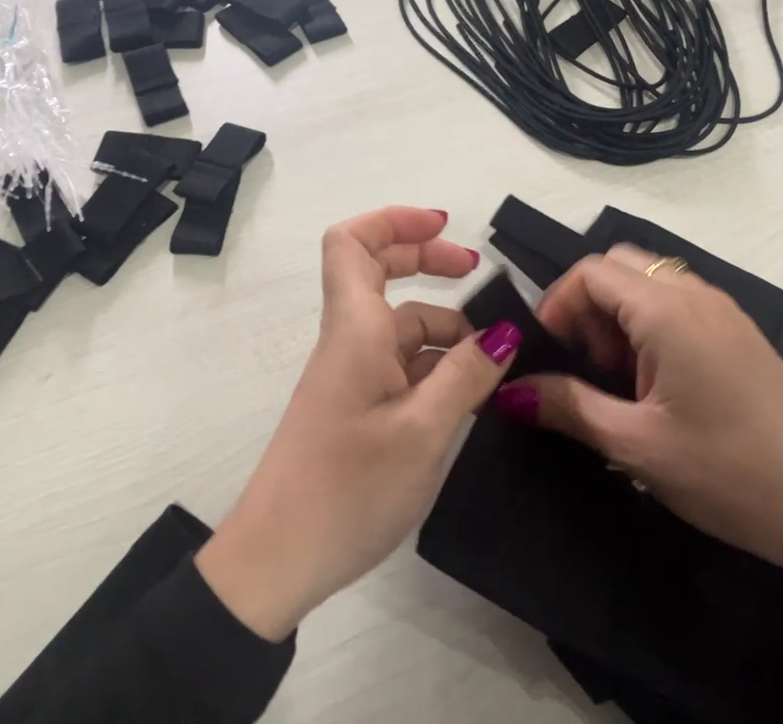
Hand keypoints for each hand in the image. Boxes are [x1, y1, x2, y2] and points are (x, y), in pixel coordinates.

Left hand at [195, 207, 521, 639]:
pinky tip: (471, 396)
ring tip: (495, 365)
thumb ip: (467, 375)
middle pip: (380, 275)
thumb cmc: (348, 488)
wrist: (278, 561)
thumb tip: (503, 333)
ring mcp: (351, 378)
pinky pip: (401, 368)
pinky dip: (437, 368)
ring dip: (447, 331)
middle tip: (480, 276)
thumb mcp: (424, 431)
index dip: (394, 220)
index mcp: (355, 332)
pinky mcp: (356, 411)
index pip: (352, 244)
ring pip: (401, 329)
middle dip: (429, 262)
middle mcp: (349, 343)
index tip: (446, 226)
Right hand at [494, 244, 782, 608]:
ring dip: (619, 318)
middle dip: (586, 307)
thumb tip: (509, 391)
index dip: (556, 305)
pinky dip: (651, 327)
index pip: (591, 272)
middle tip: (583, 366)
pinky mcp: (742, 336)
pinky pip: (680, 306)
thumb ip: (567, 407)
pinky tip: (655, 387)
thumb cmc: (728, 474)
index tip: (546, 357)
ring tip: (616, 383)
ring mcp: (726, 314)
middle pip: (621, 268)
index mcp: (669, 311)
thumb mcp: (636, 445)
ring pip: (651, 284)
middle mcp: (698, 296)